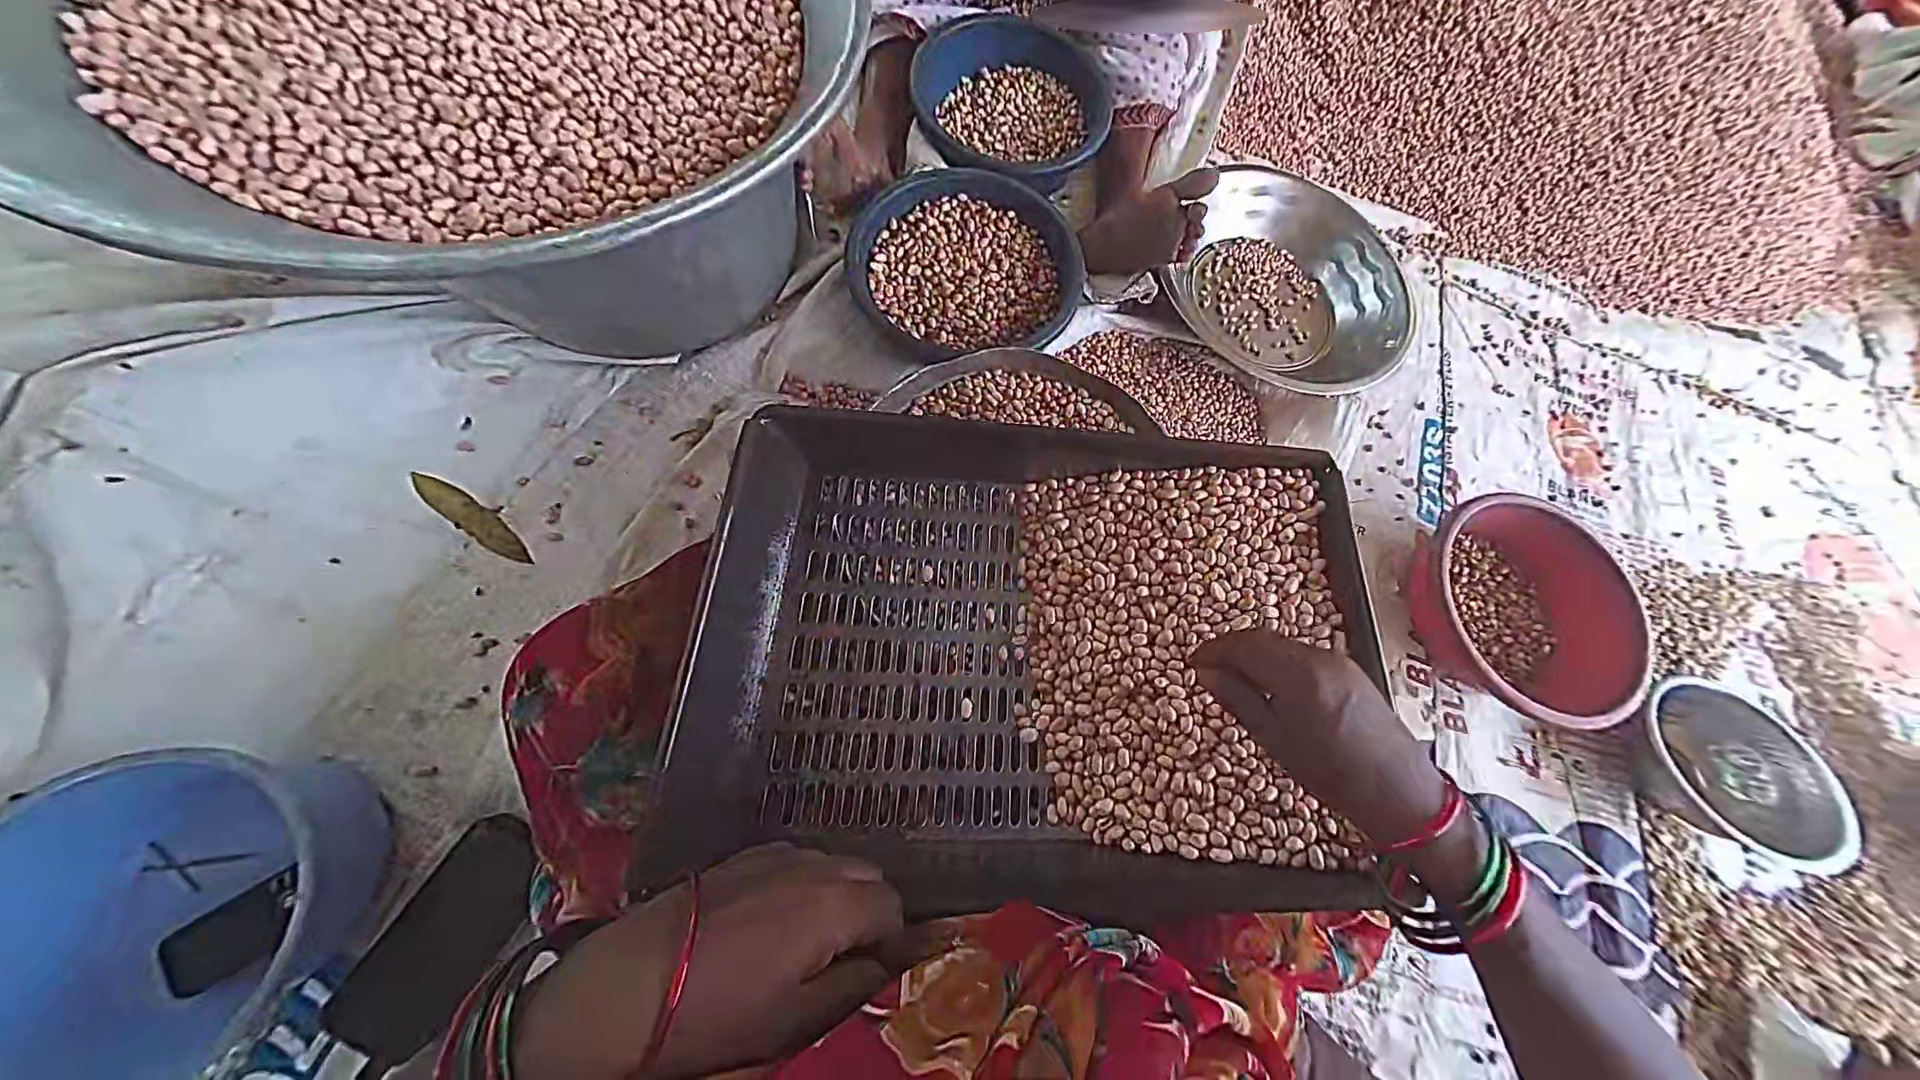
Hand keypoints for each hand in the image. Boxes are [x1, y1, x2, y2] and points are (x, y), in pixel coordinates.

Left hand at [513, 843, 903, 1079]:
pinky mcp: (753, 852)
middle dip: (868, 914)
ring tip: (803, 940)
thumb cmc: (719, 1011)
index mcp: (836, 904)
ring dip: (839, 896)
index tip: (866, 972)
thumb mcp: (798, 1019)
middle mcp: (817, 864)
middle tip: (836, 960)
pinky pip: (803, 859)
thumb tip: (900, 958)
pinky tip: (774, 917)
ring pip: (838, 865)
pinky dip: (807, 882)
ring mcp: (783, 852)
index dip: (890, 943)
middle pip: (872, 878)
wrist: (633, 980)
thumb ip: (861, 981)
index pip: (895, 908)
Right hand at [1189, 631, 1447, 848]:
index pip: (1243, 646)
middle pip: (1261, 638)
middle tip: (1206, 667)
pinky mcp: (1348, 669)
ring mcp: (1337, 661)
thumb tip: (1205, 672)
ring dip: (1252, 653)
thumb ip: (1238, 698)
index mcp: (1298, 675)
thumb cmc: (1331, 774)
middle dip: (1229, 648)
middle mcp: (1319, 658)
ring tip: (1231, 677)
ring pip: (1281, 644)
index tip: (1192, 662)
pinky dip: (1275, 660)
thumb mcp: (1275, 739)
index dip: (1213, 650)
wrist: (1400, 792)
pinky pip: (1300, 653)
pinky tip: (1265, 681)